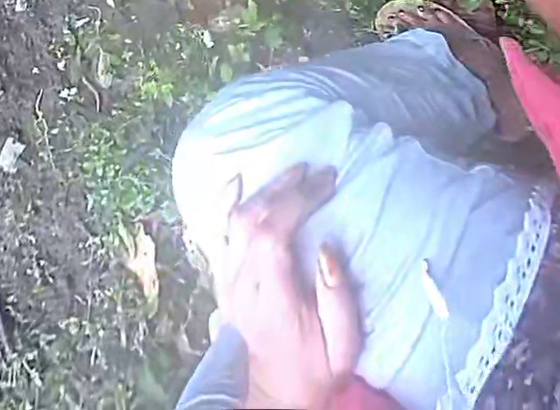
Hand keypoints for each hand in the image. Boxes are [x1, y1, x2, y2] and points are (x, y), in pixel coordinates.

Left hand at [215, 164, 363, 408]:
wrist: (267, 399)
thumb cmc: (309, 371)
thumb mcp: (340, 349)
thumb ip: (338, 299)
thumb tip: (328, 247)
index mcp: (269, 294)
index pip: (274, 231)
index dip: (299, 199)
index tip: (327, 180)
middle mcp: (241, 279)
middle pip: (254, 217)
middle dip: (286, 187)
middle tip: (316, 171)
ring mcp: (227, 275)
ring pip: (236, 218)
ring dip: (265, 189)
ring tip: (293, 172)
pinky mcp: (222, 275)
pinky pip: (219, 230)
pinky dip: (226, 200)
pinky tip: (236, 180)